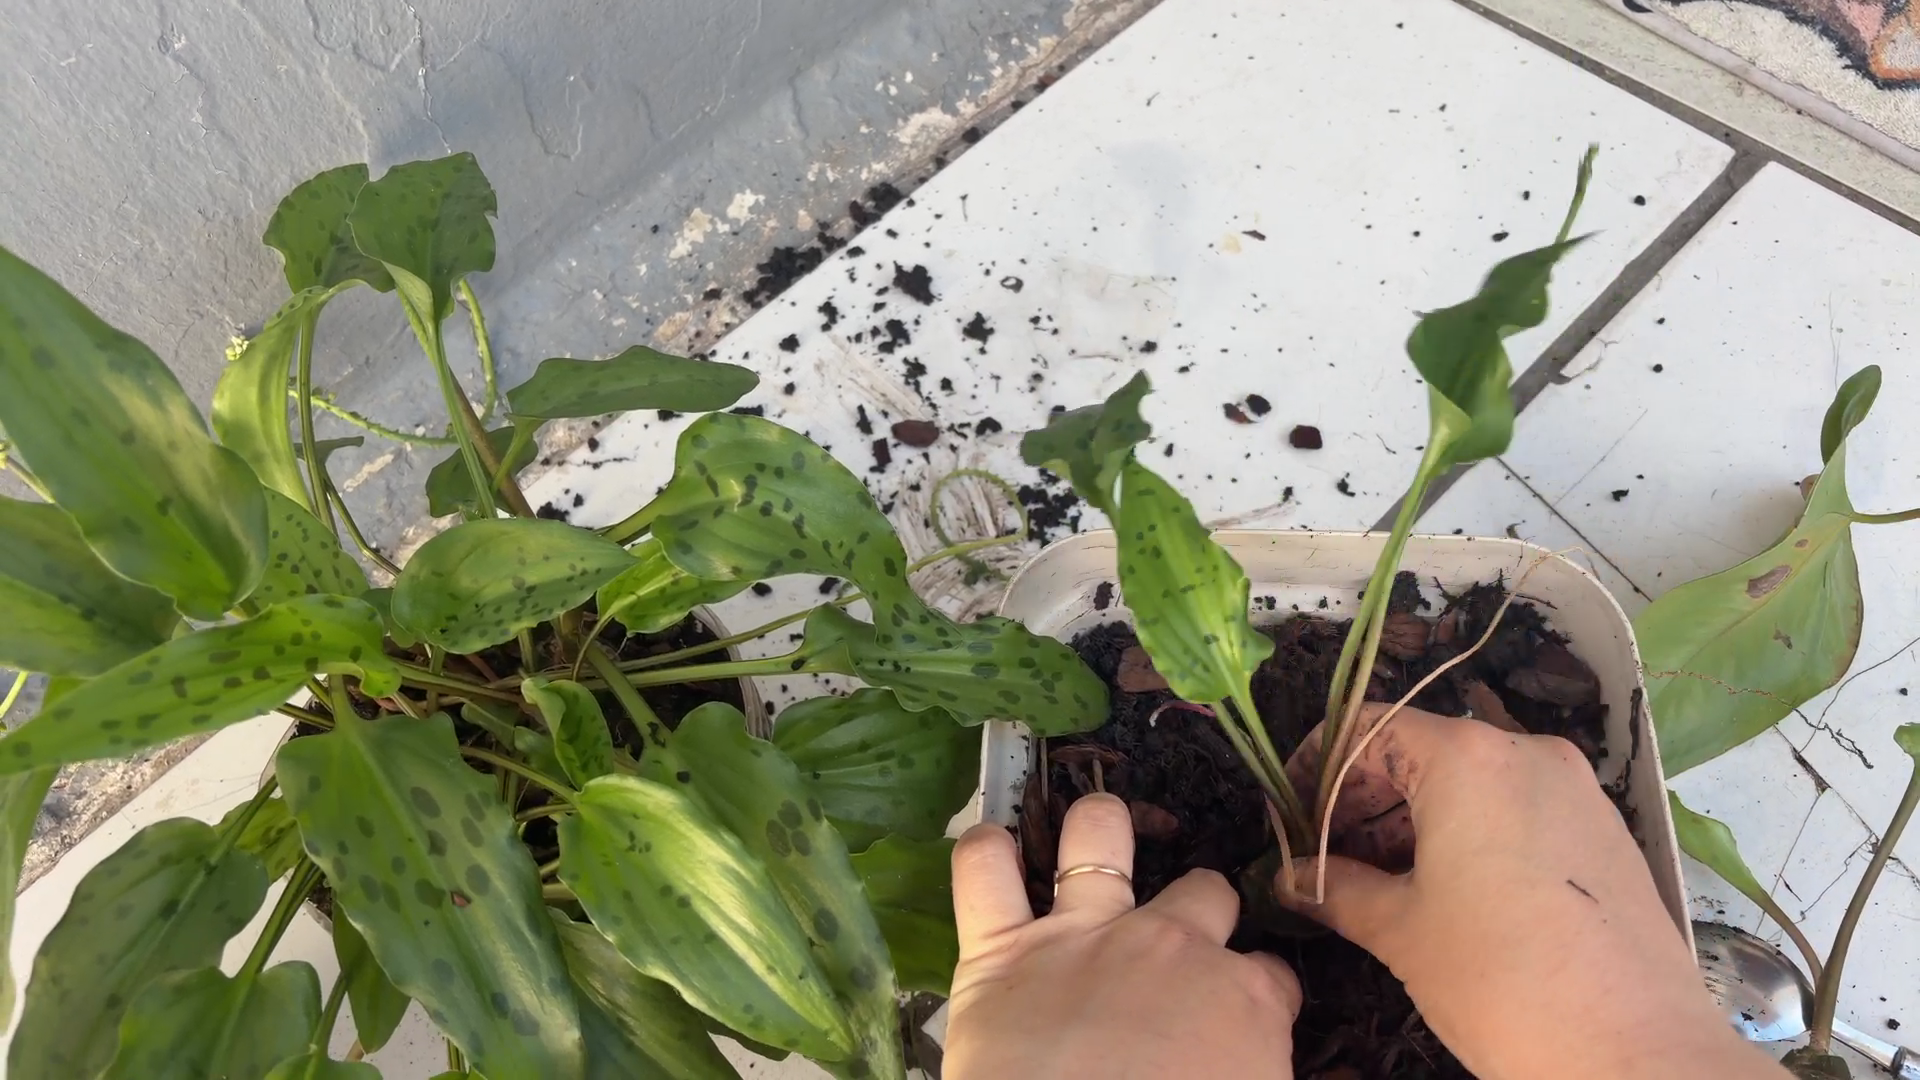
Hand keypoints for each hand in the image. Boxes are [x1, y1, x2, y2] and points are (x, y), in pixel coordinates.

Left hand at [945, 793, 1301, 1078]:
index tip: (1251, 1007)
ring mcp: (1082, 932)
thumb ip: (1262, 1069)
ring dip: (1101, 825)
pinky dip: (985, 851)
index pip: (1272, 974)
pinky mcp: (1001, 947)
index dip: (1263, 987)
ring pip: (1098, 836)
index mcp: (1242, 1001)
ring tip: (1098, 825)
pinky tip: (992, 845)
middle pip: (1204, 890)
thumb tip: (1248, 1063)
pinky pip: (984, 871)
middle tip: (1184, 936)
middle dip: (1205, 904)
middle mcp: (1167, 943)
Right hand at [1282, 705, 1785, 1079]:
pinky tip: (1437, 881)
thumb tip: (1287, 878)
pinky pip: (1507, 804)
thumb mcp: (1397, 928)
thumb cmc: (1502, 980)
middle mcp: (1523, 752)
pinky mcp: (1602, 831)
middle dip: (1357, 795)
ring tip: (1371, 870)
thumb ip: (1331, 885)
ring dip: (1404, 815)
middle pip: (1412, 748)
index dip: (1313, 762)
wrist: (1650, 1069)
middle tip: (1322, 844)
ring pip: (1460, 777)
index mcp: (1466, 757)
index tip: (1288, 806)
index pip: (1363, 728)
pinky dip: (1459, 827)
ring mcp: (1572, 789)